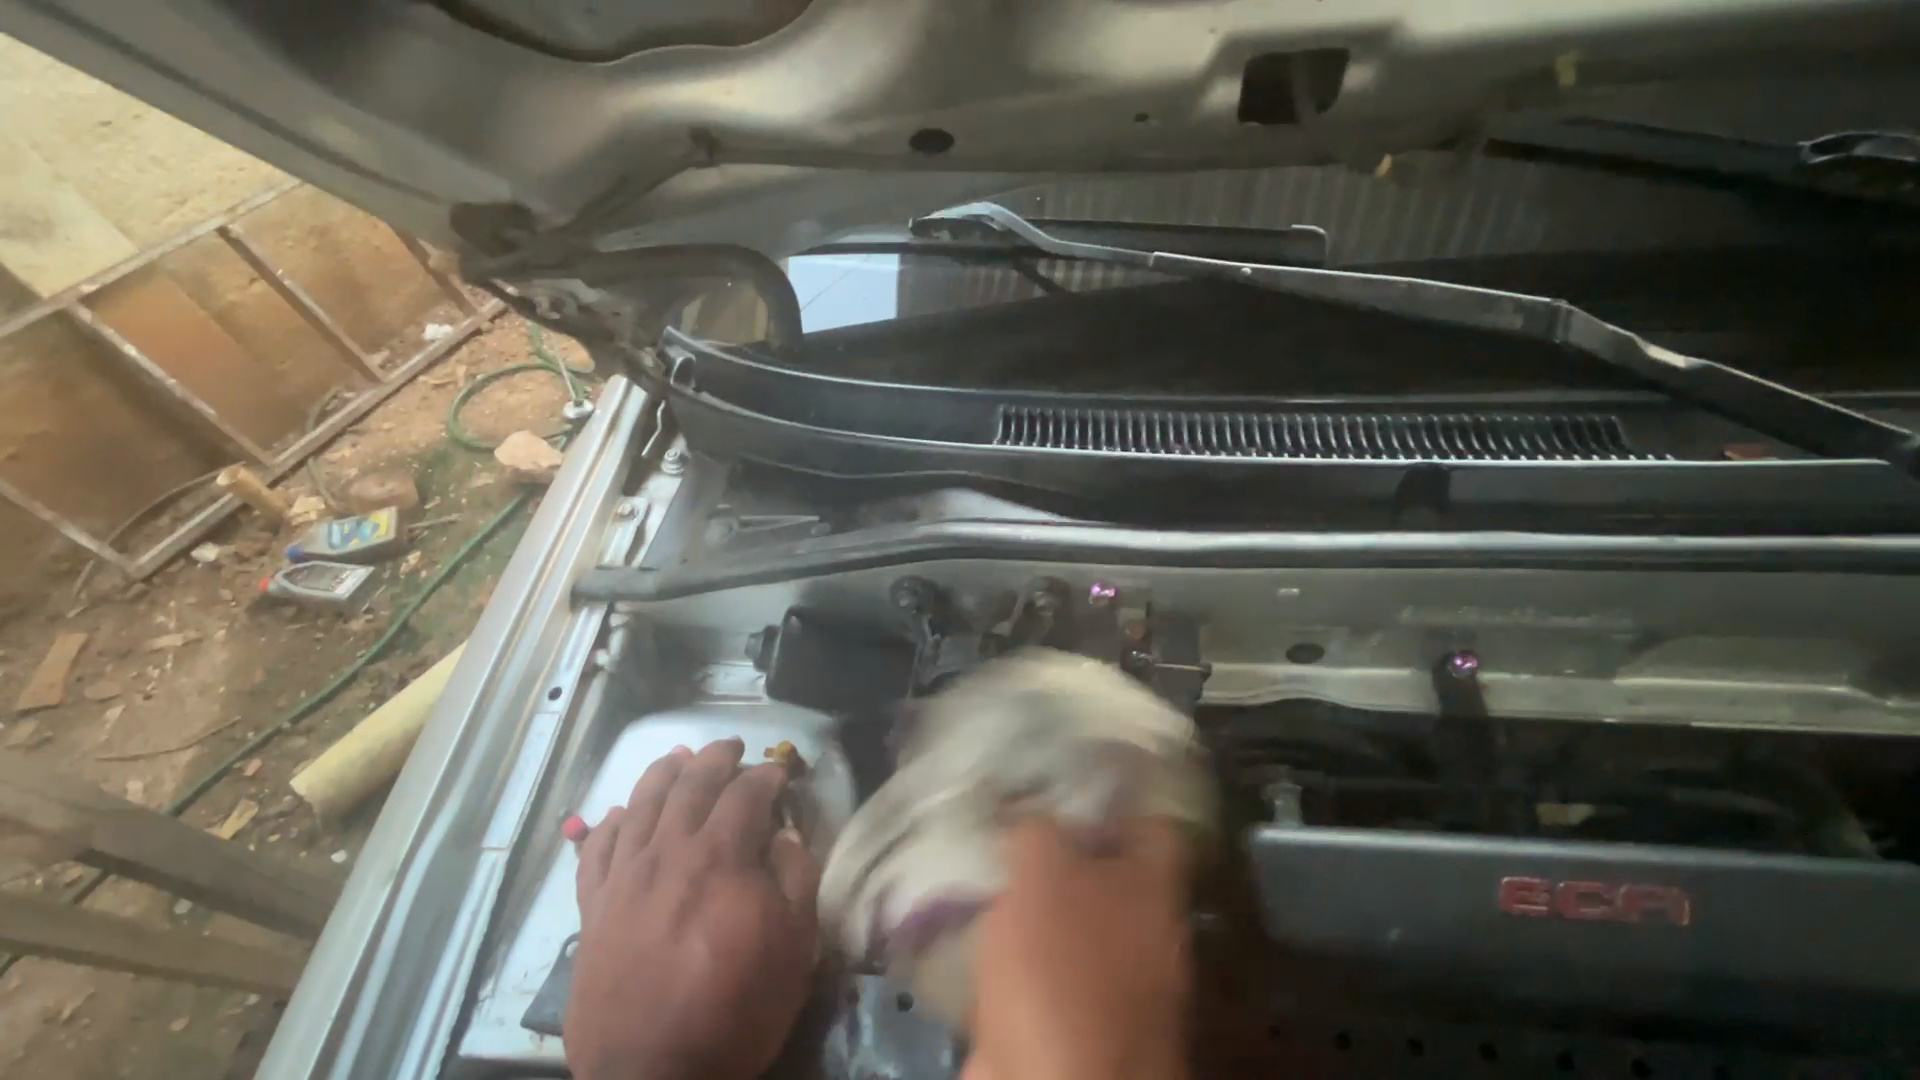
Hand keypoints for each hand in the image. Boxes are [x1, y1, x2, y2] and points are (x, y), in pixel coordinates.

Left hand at [566, 738, 819, 1079]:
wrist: (650, 1075)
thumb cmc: (734, 1009)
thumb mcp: (794, 947)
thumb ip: (795, 879)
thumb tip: (785, 836)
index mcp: (719, 856)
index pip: (745, 793)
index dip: (767, 775)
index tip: (782, 773)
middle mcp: (667, 852)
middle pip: (690, 784)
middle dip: (715, 758)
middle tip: (732, 747)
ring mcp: (624, 878)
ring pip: (641, 803)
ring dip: (663, 773)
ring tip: (679, 757)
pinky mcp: (594, 909)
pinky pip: (597, 849)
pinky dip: (612, 822)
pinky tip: (624, 812)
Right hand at [964, 817, 1192, 1079]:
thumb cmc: (1060, 967)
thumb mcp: (1044, 873)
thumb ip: (1040, 829)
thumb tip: (1030, 812)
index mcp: (1154, 889)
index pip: (1149, 823)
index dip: (1111, 797)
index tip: (1065, 779)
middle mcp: (1144, 933)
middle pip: (1103, 871)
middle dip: (1056, 846)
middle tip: (1008, 820)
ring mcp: (1111, 982)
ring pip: (1068, 919)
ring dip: (1027, 900)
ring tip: (979, 866)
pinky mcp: (1069, 1019)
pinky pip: (1039, 967)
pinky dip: (1010, 951)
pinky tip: (972, 928)